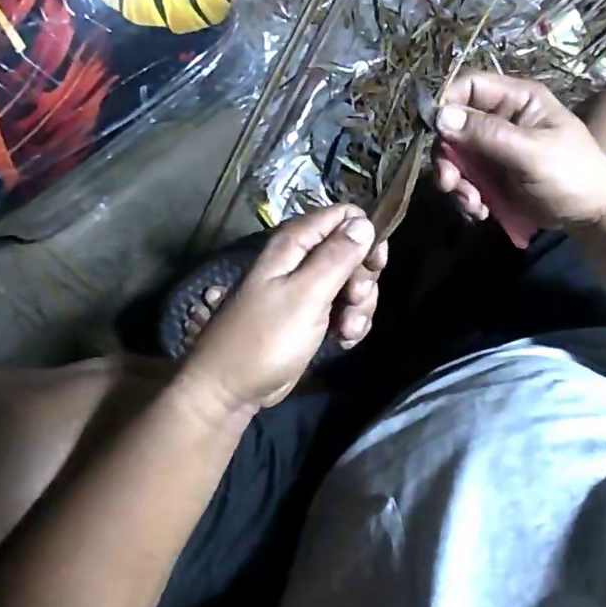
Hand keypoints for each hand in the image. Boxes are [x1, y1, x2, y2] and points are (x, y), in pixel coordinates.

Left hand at [179, 205, 384, 411]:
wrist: (231, 389)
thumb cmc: (265, 338)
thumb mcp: (307, 295)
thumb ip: (338, 256)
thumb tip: (365, 222)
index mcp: (294, 244)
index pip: (343, 217)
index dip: (365, 235)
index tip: (374, 264)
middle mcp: (301, 260)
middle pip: (353, 251)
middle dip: (363, 279)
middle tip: (354, 301)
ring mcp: (307, 289)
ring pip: (353, 283)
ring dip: (359, 307)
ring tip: (347, 331)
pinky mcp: (311, 316)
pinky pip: (344, 308)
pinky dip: (350, 324)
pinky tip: (343, 341)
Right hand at [433, 71, 605, 231]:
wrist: (593, 216)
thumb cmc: (573, 174)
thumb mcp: (532, 153)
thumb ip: (487, 134)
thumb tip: (440, 116)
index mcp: (517, 99)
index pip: (469, 86)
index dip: (447, 104)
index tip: (437, 133)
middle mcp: (501, 119)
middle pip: (453, 126)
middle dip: (448, 158)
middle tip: (449, 184)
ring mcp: (494, 149)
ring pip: (455, 158)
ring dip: (457, 184)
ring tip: (473, 206)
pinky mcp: (491, 177)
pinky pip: (464, 181)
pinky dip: (466, 198)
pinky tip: (481, 213)